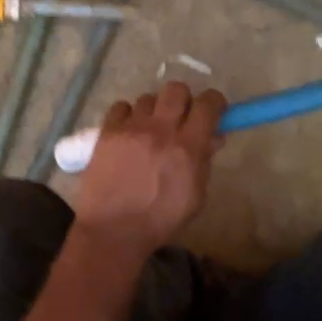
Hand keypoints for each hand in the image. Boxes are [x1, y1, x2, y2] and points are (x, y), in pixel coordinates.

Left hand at [74, 81, 226, 262]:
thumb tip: (213, 137)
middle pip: (176, 90)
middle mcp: (160, 130)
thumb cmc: (160, 220)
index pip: (208, 104)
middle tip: (181, 116)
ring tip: (150, 130)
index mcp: (187, 148)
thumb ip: (204, 162)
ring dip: (154, 111)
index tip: (214, 108)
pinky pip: (121, 107)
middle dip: (183, 99)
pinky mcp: (107, 131)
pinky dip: (128, 116)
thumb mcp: (195, 196)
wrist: (114, 230)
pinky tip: (128, 133)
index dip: (214, 102)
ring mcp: (131, 128)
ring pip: (148, 98)